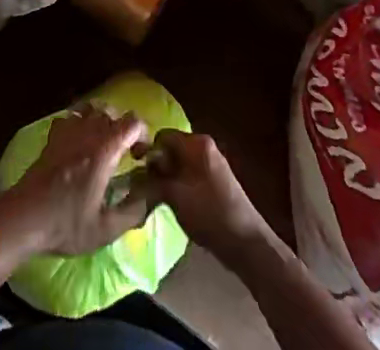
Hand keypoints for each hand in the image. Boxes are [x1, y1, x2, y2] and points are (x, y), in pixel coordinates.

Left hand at [6, 105, 151, 255]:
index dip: (143, 134)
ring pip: (91, 109)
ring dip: (103, 121)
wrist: (23, 219)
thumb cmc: (66, 225)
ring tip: (105, 144)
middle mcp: (86, 134)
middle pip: (112, 112)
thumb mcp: (107, 228)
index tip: (142, 156)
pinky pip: (71, 117)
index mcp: (103, 152)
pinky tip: (80, 143)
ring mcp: (66, 132)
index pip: (132, 122)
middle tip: (125, 153)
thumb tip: (158, 192)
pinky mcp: (52, 138)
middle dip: (124, 128)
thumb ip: (136, 209)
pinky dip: (81, 122)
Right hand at [137, 130, 270, 258]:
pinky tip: (169, 203)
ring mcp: (211, 165)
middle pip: (171, 149)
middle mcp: (205, 148)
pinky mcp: (215, 182)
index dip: (146, 151)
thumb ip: (151, 179)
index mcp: (197, 143)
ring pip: (179, 165)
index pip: (162, 136)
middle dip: (155, 167)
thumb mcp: (173, 195)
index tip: (133, 170)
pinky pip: (188, 176)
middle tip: (141, 187)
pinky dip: (177, 186)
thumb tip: (134, 174)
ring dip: (164, 179)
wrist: (246, 243)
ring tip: (152, 197)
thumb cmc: (208, 213)